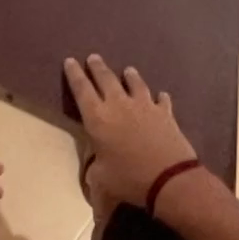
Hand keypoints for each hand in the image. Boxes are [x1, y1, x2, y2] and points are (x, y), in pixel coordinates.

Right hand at [65, 54, 195, 207]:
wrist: (169, 179)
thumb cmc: (129, 179)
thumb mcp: (102, 182)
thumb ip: (94, 174)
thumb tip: (93, 179)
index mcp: (97, 118)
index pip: (81, 90)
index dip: (74, 74)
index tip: (70, 60)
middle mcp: (119, 105)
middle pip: (106, 79)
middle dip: (97, 67)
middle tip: (93, 57)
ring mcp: (144, 106)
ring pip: (134, 83)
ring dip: (129, 76)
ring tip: (128, 70)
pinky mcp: (165, 113)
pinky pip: (161, 100)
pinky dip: (160, 97)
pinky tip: (161, 95)